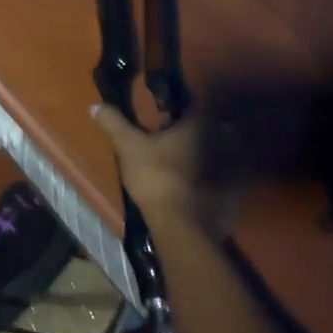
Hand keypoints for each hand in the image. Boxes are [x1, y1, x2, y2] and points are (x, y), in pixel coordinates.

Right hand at [91, 106, 239, 233]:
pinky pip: (233, 183)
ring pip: (229, 156)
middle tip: (184, 135)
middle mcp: (221, 145)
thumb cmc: (155, 175)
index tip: (172, 111)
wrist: (182, 226)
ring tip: (197, 160)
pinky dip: (223, 181)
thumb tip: (96, 105)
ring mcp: (233, 173)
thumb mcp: (127, 145)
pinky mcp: (236, 199)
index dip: (184, 107)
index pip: (196, 107)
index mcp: (197, 128)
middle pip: (218, 131)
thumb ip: (114, 123)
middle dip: (205, 131)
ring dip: (218, 155)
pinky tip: (207, 186)